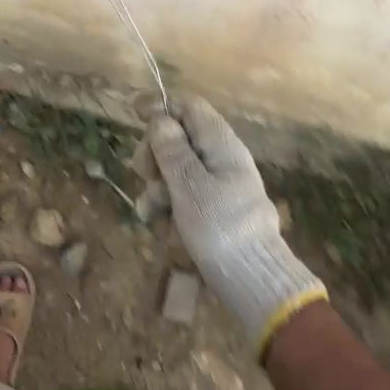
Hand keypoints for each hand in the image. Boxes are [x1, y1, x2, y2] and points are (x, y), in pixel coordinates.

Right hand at [146, 97, 326, 359]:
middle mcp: (222, 158)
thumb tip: (160, 117)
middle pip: (180, 137)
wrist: (254, 282)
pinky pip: (186, 195)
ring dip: (157, 184)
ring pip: (179, 169)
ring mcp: (220, 185)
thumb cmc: (219, 227)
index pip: (190, 108)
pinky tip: (155, 221)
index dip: (162, 109)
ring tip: (147, 210)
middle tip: (142, 173)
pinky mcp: (216, 211)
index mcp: (221, 143)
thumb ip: (171, 149)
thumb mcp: (188, 185)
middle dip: (154, 153)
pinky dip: (169, 203)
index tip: (135, 117)